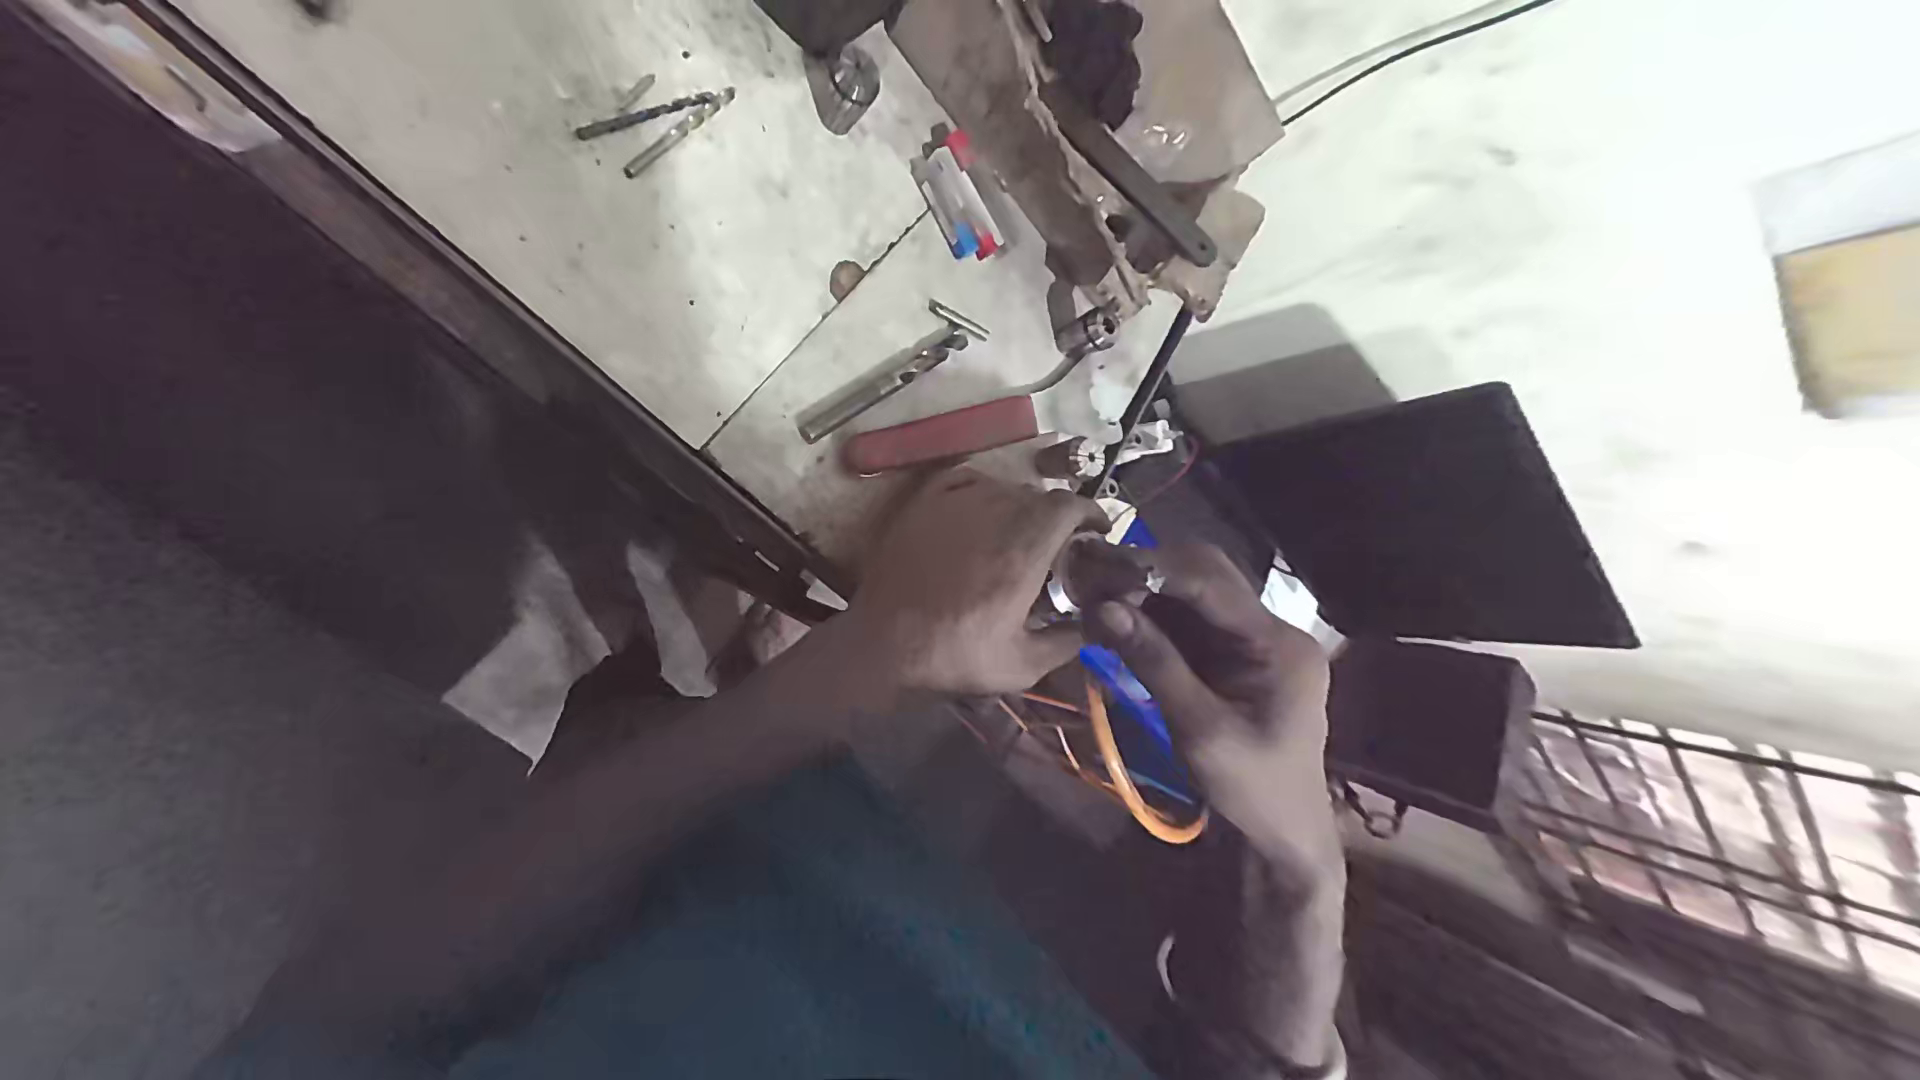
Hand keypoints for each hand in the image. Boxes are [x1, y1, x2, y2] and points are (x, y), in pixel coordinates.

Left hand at [845, 468, 1105, 693]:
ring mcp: (954, 503)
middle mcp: (993, 514)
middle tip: (1056, 544)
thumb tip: (1095, 626)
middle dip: (1056, 517)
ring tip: (1017, 532)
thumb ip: (1067, 641)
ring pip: (1005, 486)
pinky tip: (983, 510)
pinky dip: (985, 489)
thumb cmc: (953, 657)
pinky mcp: (924, 503)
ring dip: (1021, 505)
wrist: (883, 646)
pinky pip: (967, 478)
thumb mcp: (1022, 665)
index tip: (1095, 530)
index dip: (1090, 512)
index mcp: (1024, 550)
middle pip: (1040, 496)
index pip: (1070, 505)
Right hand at [1086, 544, 1338, 882]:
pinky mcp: (1230, 653)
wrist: (1283, 833)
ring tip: (1094, 593)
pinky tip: (1115, 618)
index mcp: (1277, 644)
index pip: (1211, 583)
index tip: (1101, 568)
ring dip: (1143, 589)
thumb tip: (1102, 608)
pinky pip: (1185, 619)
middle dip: (1146, 570)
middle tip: (1092, 577)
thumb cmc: (1251, 789)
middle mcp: (1268, 629)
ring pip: (1190, 592)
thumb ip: (1155, 663)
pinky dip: (1148, 614)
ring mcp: (1250, 639)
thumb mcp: (1200, 730)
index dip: (1154, 568)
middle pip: (1205, 574)